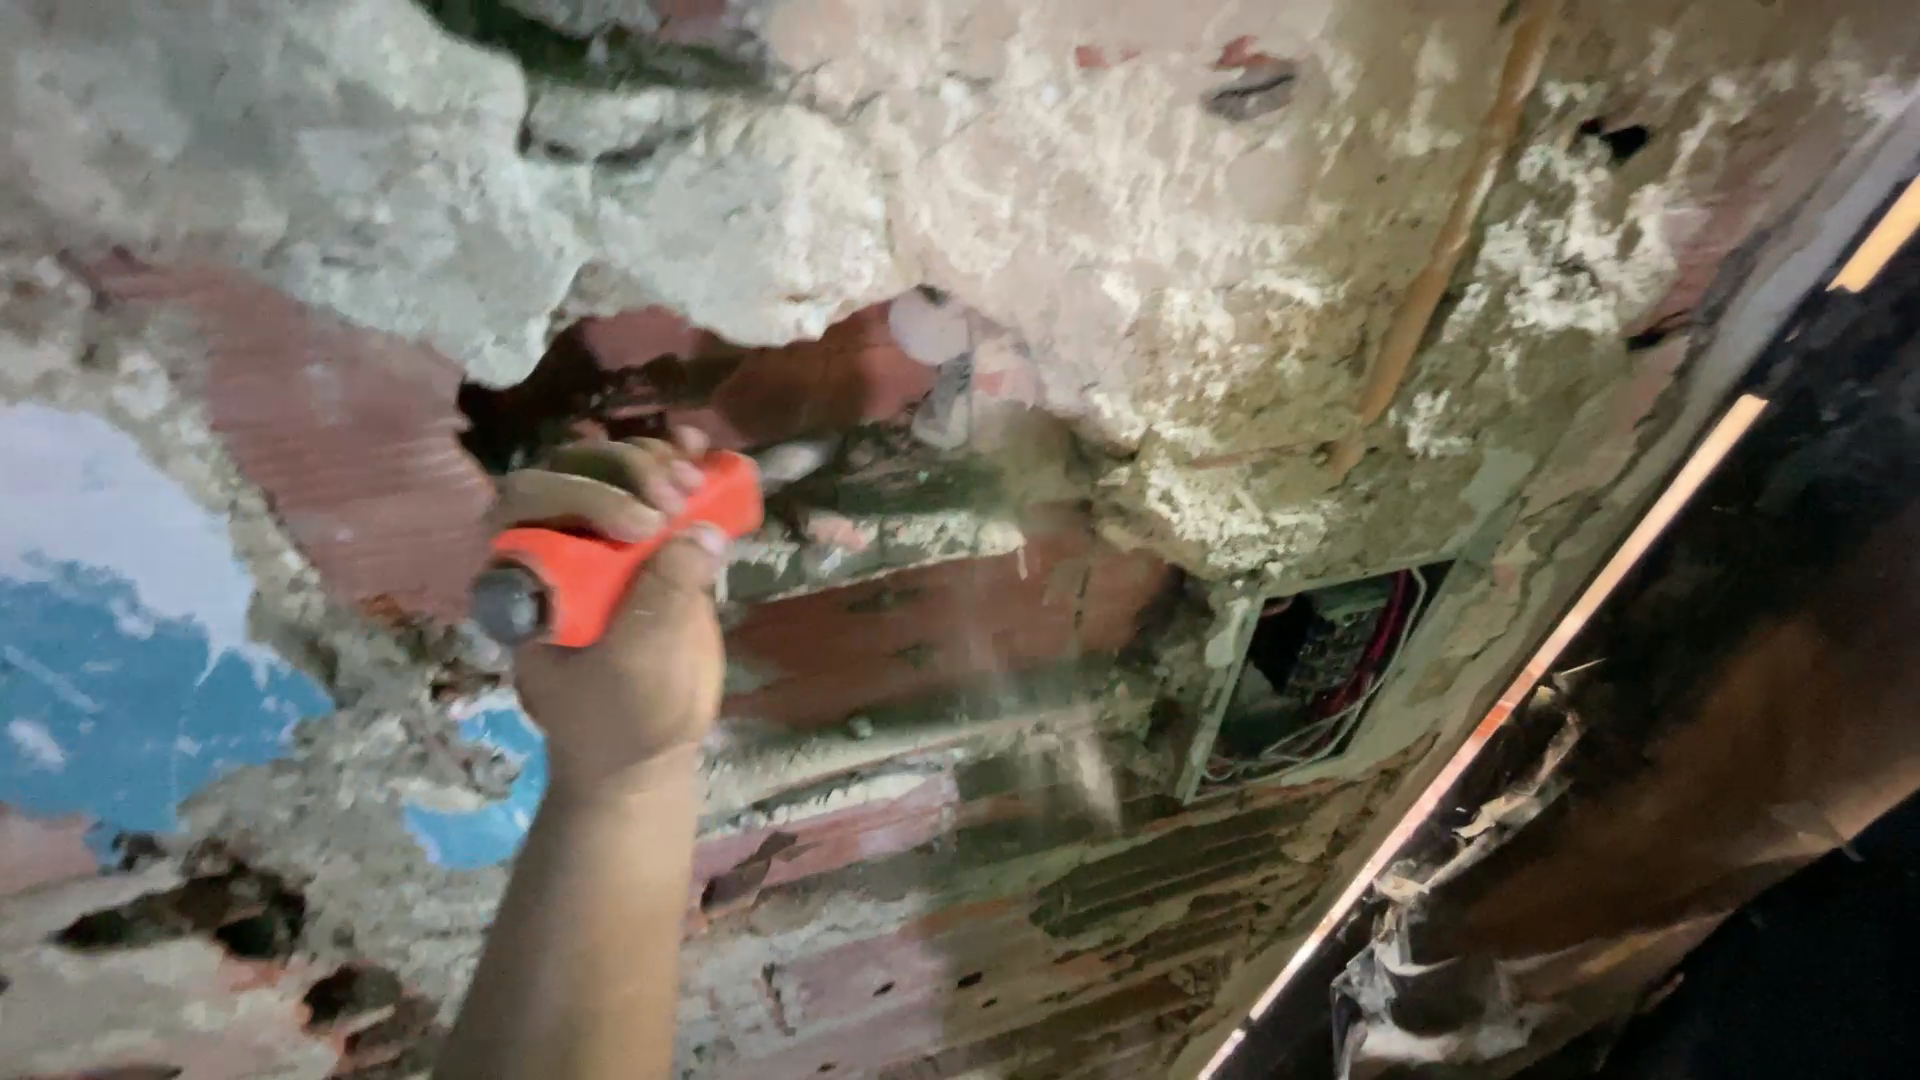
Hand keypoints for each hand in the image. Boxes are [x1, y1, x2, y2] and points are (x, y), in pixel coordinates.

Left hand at [489, 431, 727, 797]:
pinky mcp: (654, 545)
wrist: (649, 744)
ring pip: (615, 469)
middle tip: (674, 499)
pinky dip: (682, 464)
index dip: (584, 497)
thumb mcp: (636, 664)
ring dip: (655, 460)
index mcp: (526, 578)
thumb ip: (662, 597)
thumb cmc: (621, 715)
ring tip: (696, 476)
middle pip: (572, 472)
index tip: (645, 527)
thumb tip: (705, 528)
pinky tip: (703, 450)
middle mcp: (558, 547)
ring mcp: (607, 541)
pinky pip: (661, 490)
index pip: (527, 506)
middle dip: (623, 472)